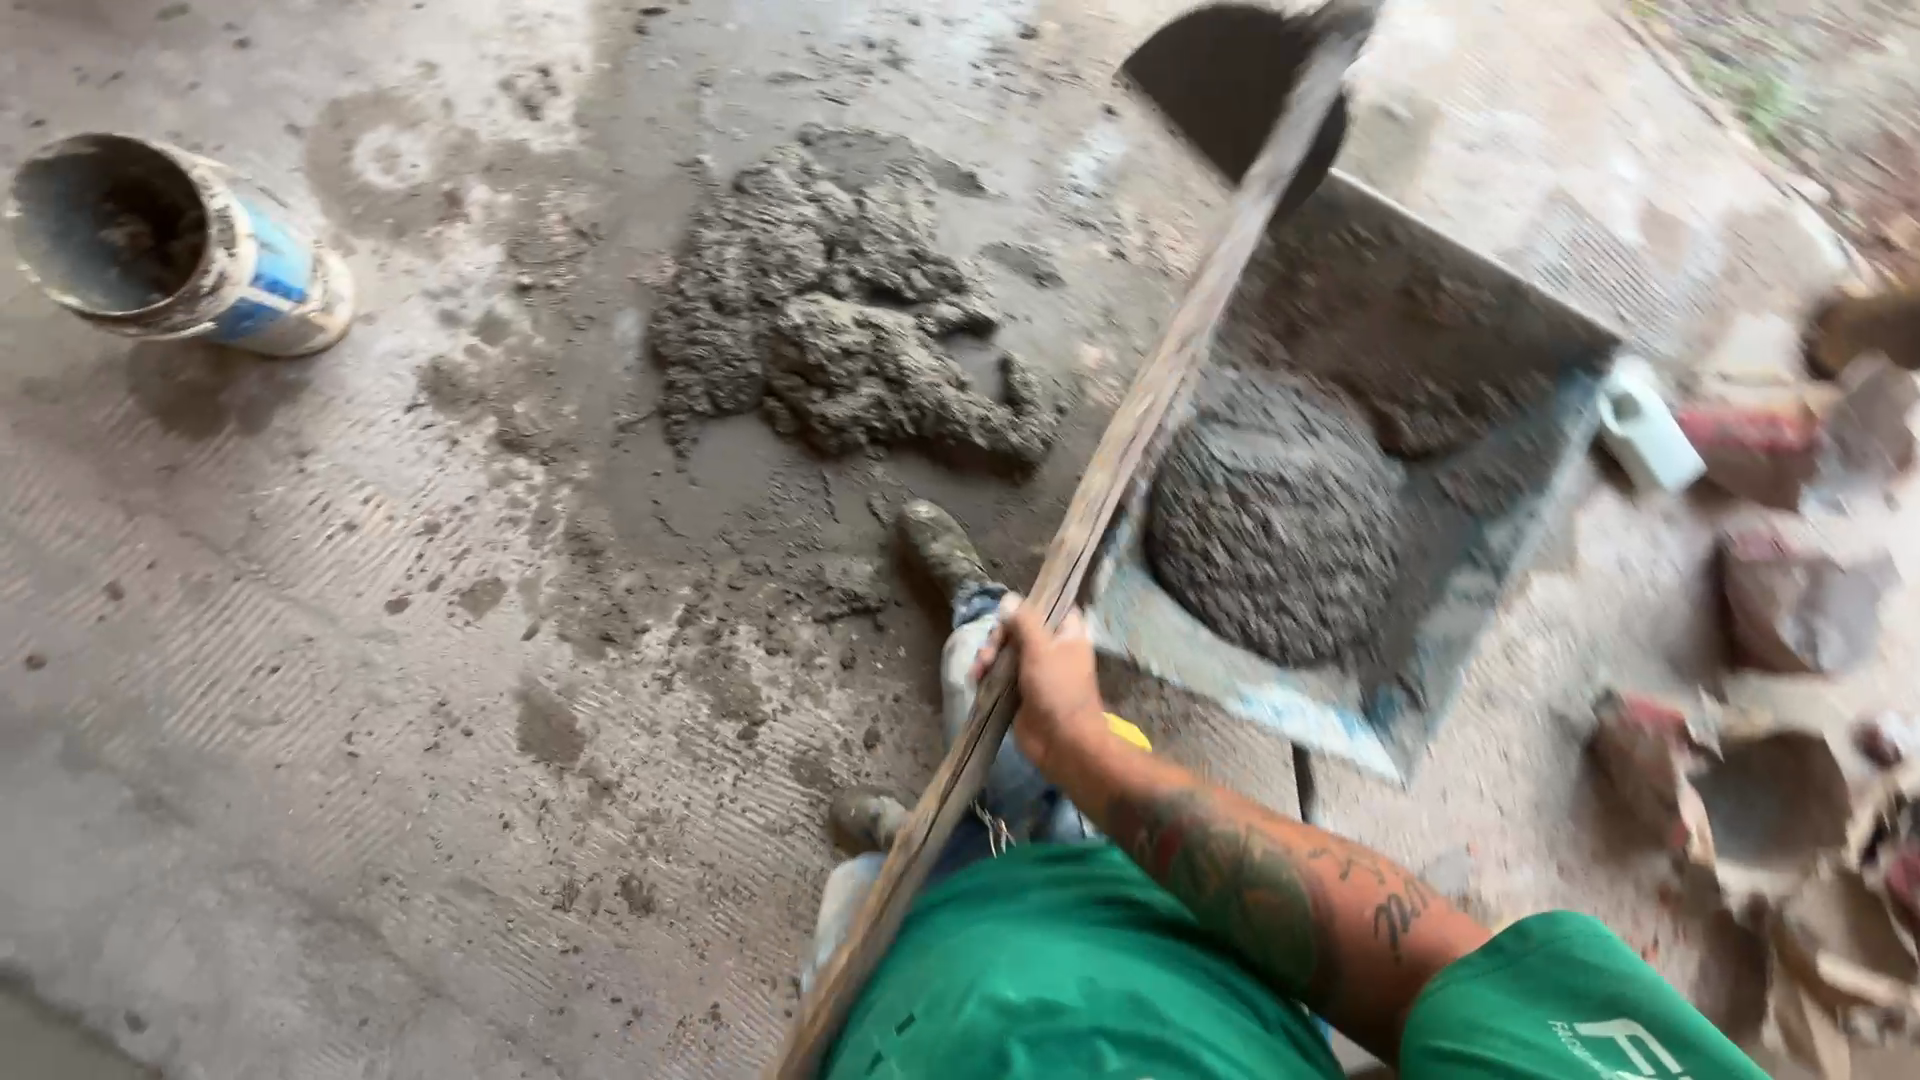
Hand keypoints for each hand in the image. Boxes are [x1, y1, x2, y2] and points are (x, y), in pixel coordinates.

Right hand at [969, 593, 1109, 774]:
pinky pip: (998, 675)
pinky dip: (986, 674)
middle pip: (1019, 628)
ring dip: (988, 656)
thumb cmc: (1058, 690)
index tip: (1010, 609)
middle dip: (999, 636)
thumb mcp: (1041, 648)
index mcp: (1067, 635)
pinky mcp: (1018, 692)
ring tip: (980, 670)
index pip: (1052, 607)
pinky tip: (977, 679)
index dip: (1031, 605)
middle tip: (991, 649)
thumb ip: (1024, 621)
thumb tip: (1009, 599)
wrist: (1063, 743)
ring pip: (1005, 651)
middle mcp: (1051, 649)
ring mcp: (1034, 671)